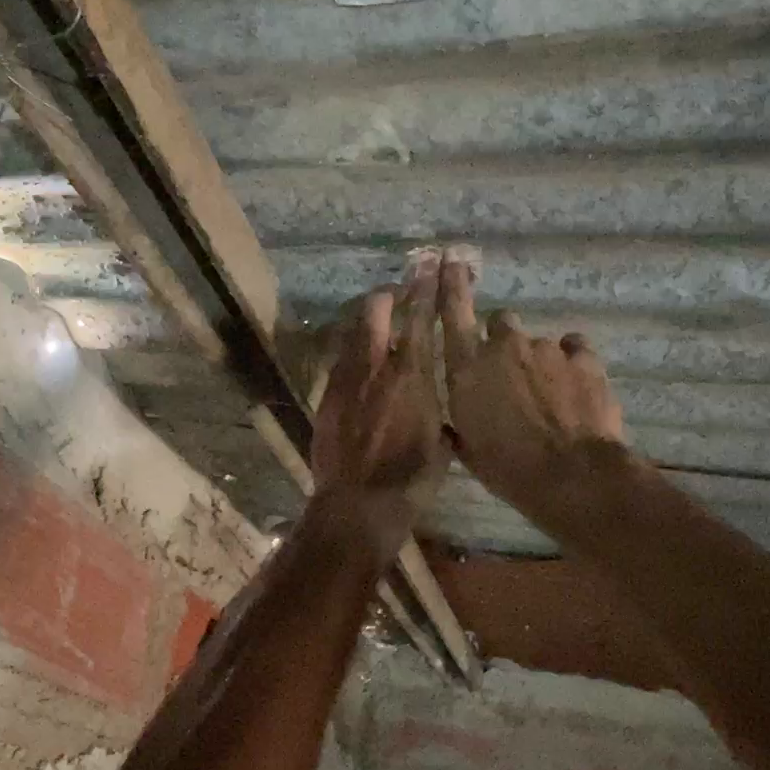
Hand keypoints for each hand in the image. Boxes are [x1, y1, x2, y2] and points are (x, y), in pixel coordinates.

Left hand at [308, 253, 450, 552]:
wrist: (357, 503)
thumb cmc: (409, 480)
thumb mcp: (441, 448)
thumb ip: (440, 419)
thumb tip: (441, 417)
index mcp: (414, 375)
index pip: (422, 319)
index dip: (428, 289)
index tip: (434, 266)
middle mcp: (379, 366)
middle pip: (382, 311)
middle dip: (395, 290)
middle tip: (406, 279)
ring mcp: (348, 377)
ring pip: (357, 329)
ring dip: (371, 315)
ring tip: (381, 307)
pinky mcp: (328, 392)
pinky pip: (342, 357)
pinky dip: (354, 346)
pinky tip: (359, 350)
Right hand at [439, 252, 626, 510]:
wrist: (573, 477)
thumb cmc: (509, 469)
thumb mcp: (469, 449)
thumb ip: (460, 422)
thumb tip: (452, 422)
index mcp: (467, 368)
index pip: (452, 312)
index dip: (451, 285)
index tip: (451, 261)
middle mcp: (503, 347)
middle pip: (500, 320)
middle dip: (503, 338)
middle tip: (510, 370)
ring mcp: (545, 348)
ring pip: (538, 341)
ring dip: (540, 360)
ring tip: (550, 395)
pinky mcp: (582, 358)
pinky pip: (574, 349)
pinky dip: (572, 363)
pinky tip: (575, 387)